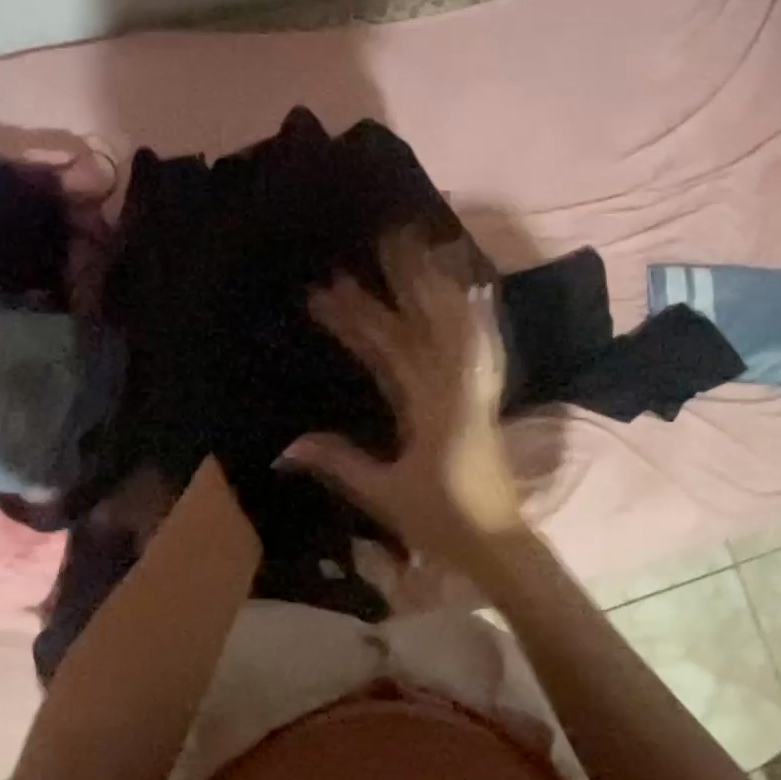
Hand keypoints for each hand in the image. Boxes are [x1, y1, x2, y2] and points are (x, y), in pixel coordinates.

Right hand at [281, 230, 523, 567]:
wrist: (495, 540)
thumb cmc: (440, 519)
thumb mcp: (383, 494)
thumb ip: (338, 463)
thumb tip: (285, 445)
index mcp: (430, 406)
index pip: (388, 349)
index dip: (356, 318)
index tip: (325, 290)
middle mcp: (455, 387)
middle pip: (425, 323)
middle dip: (400, 280)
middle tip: (378, 239)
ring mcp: (472, 388)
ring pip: (454, 326)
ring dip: (435, 287)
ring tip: (420, 249)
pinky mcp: (479, 396)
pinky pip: (475, 344)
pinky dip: (470, 315)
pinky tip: (468, 292)